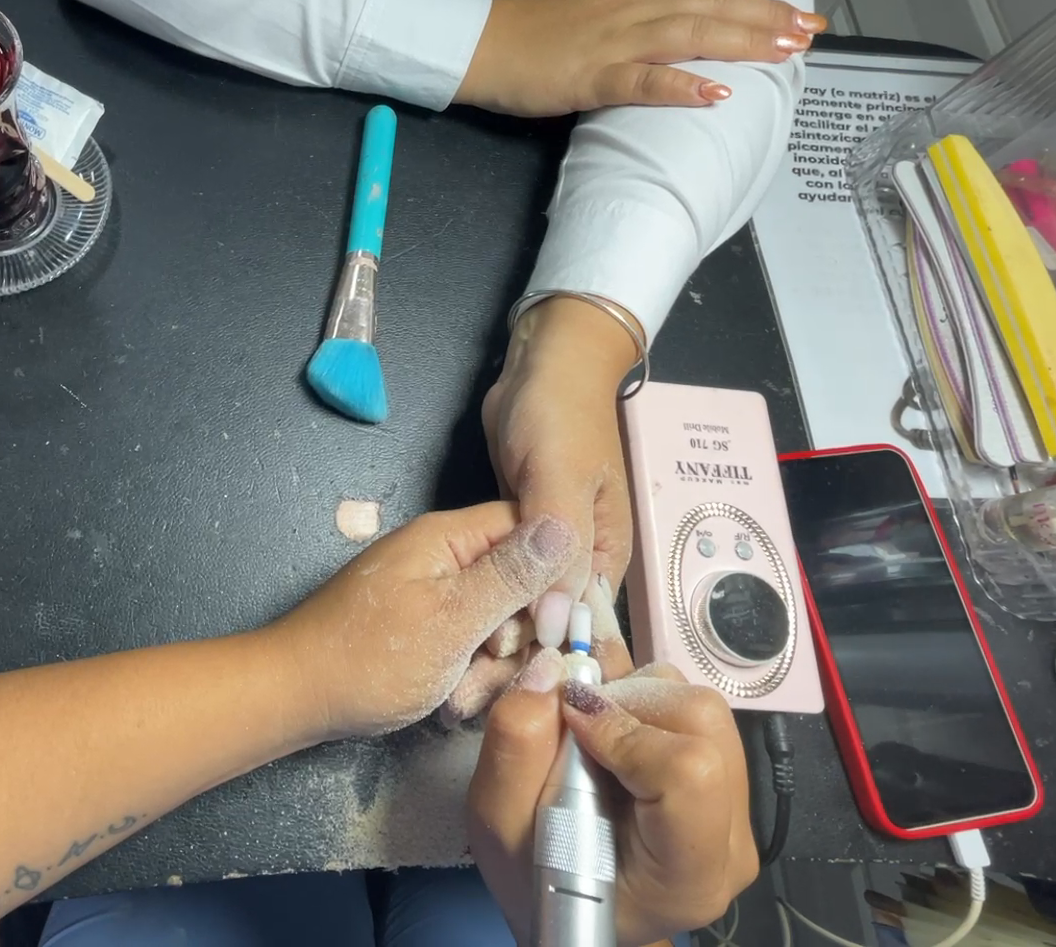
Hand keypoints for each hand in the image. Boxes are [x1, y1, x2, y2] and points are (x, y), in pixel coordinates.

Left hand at [262, 504, 573, 738]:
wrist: (300, 696)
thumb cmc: (372, 656)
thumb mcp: (451, 617)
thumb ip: (510, 574)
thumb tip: (564, 524)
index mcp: (449, 538)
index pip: (530, 529)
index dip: (554, 575)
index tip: (553, 625)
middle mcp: (445, 559)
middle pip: (520, 583)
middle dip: (516, 633)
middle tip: (491, 662)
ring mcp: (435, 596)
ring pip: (499, 623)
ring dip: (491, 664)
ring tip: (459, 689)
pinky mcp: (428, 629)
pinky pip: (471, 644)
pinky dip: (468, 674)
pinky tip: (449, 698)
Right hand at [457, 0, 820, 116]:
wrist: (481, 47)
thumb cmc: (529, 35)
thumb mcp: (588, 11)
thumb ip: (628, 15)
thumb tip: (659, 26)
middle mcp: (629, 7)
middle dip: (767, 9)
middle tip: (811, 27)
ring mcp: (611, 42)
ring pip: (689, 31)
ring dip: (743, 39)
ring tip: (787, 52)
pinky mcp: (589, 77)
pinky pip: (642, 80)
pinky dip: (681, 85)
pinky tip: (715, 94)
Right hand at [467, 654, 756, 945]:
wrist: (573, 902)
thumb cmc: (537, 876)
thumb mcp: (498, 820)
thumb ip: (517, 744)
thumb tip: (551, 669)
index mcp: (685, 871)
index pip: (688, 770)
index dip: (619, 728)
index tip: (566, 722)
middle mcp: (731, 837)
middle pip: (698, 720)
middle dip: (622, 701)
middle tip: (572, 725)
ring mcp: (736, 804)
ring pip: (696, 703)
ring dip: (631, 696)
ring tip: (590, 731)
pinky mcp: (725, 773)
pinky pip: (689, 705)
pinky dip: (639, 696)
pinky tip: (608, 725)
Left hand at [484, 296, 637, 647]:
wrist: (541, 366)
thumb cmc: (556, 418)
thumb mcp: (558, 479)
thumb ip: (559, 546)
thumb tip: (559, 622)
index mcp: (599, 551)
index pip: (577, 619)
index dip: (544, 651)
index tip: (504, 681)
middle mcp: (574, 554)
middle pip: (546, 616)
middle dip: (513, 648)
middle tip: (468, 689)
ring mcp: (540, 540)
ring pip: (519, 599)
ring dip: (494, 628)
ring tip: (456, 676)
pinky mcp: (513, 525)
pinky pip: (501, 574)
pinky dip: (484, 598)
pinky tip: (457, 630)